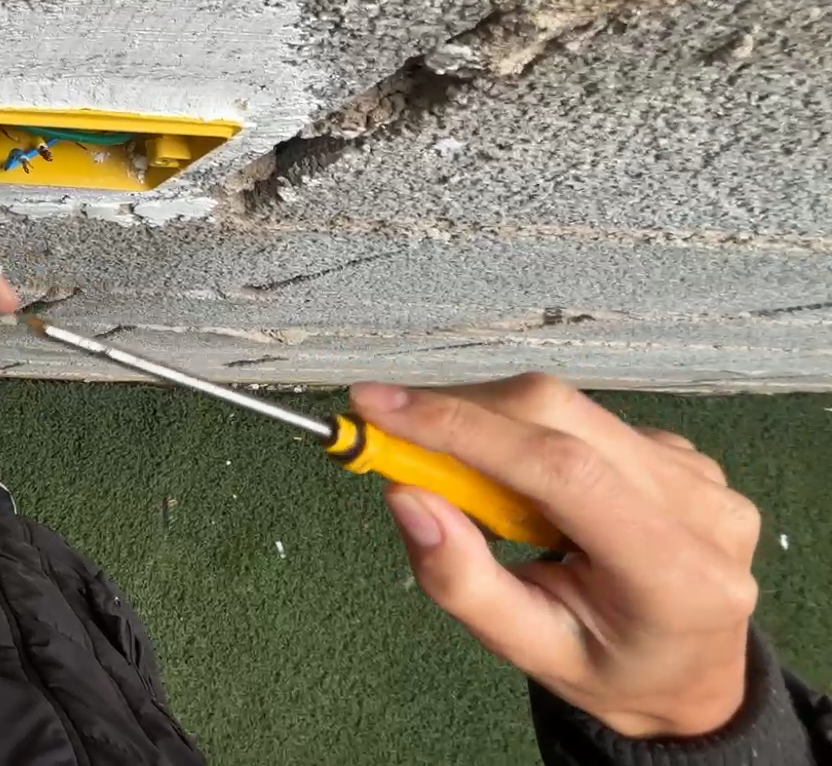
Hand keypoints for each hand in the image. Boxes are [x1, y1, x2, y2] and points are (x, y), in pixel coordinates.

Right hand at [352, 374, 760, 738]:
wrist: (685, 668)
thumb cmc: (599, 662)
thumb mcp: (522, 646)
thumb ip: (461, 580)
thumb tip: (402, 493)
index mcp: (678, 574)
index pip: (559, 468)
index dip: (457, 425)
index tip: (369, 405)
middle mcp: (701, 508)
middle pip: (553, 415)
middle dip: (452, 411)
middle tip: (385, 433)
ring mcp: (694, 471)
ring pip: (553, 403)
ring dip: (472, 415)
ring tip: (447, 463)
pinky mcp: (669, 448)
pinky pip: (564, 410)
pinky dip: (502, 422)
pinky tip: (499, 466)